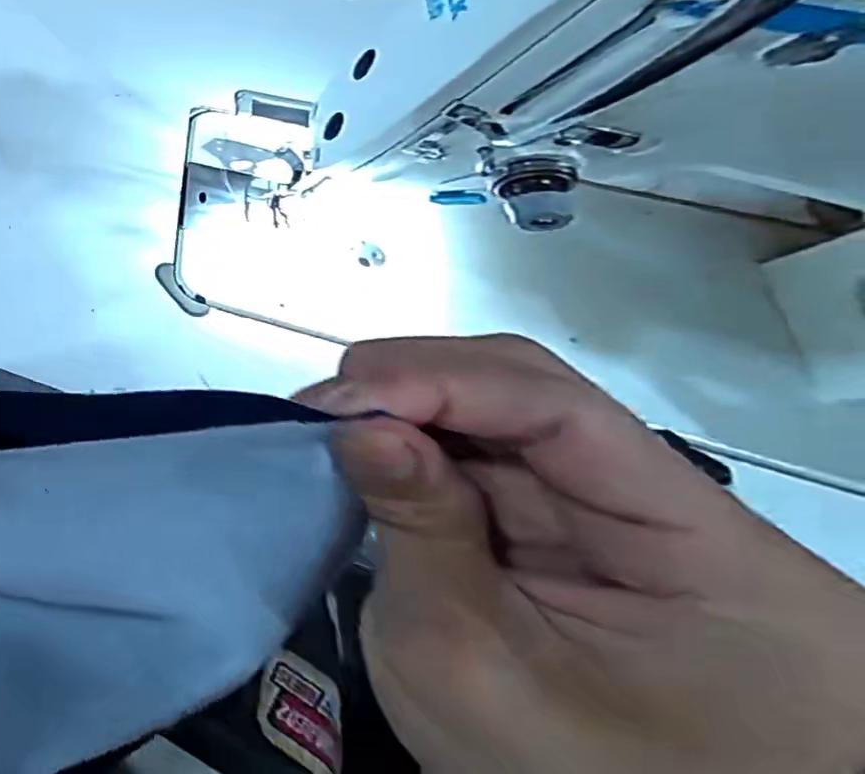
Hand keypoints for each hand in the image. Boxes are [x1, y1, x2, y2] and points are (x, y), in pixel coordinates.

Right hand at [297, 334, 864, 773]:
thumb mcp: (461, 658)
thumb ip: (416, 528)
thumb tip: (358, 423)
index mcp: (718, 561)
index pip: (566, 414)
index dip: (440, 385)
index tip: (339, 401)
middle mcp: (688, 519)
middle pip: (539, 395)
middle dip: (415, 386)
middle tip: (324, 409)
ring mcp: (630, 522)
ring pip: (506, 414)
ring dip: (408, 409)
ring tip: (334, 427)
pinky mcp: (577, 530)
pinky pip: (489, 455)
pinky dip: (417, 443)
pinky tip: (372, 451)